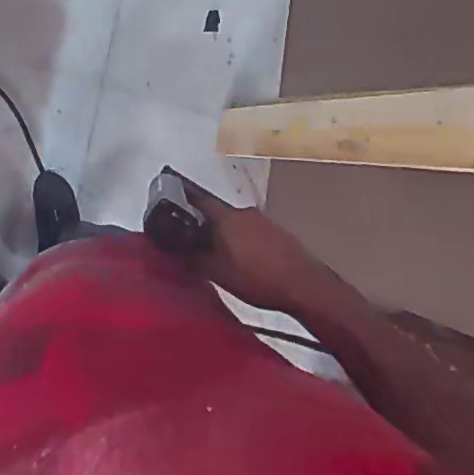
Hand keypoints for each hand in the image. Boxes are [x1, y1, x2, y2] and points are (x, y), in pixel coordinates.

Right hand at [181, 177, 356, 317]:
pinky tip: (242, 259)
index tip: (170, 191)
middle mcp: (244, 212)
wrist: (303, 283)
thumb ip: (195, 259)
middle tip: (191, 237)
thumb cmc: (257, 278)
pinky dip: (241, 240)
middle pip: (217, 212)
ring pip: (234, 223)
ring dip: (224, 234)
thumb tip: (176, 249)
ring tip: (216, 254)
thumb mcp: (219, 273)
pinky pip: (250, 231)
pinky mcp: (276, 232)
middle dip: (203, 223)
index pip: (199, 198)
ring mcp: (262, 220)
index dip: (184, 194)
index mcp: (227, 218)